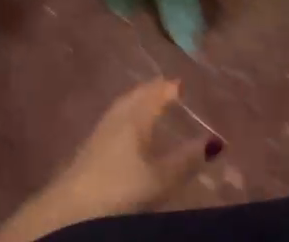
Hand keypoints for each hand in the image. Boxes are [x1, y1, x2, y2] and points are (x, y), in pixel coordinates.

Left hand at [0, 79, 219, 241]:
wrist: (73, 207)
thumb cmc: (121, 187)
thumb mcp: (161, 178)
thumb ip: (187, 159)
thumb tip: (215, 141)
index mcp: (134, 116)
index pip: (154, 93)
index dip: (169, 87)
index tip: (183, 82)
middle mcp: (116, 116)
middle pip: (137, 95)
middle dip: (153, 90)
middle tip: (169, 87)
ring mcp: (101, 129)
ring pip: (124, 106)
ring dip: (139, 101)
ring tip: (151, 102)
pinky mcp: (91, 145)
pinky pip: (116, 118)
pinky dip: (129, 114)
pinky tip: (130, 128)